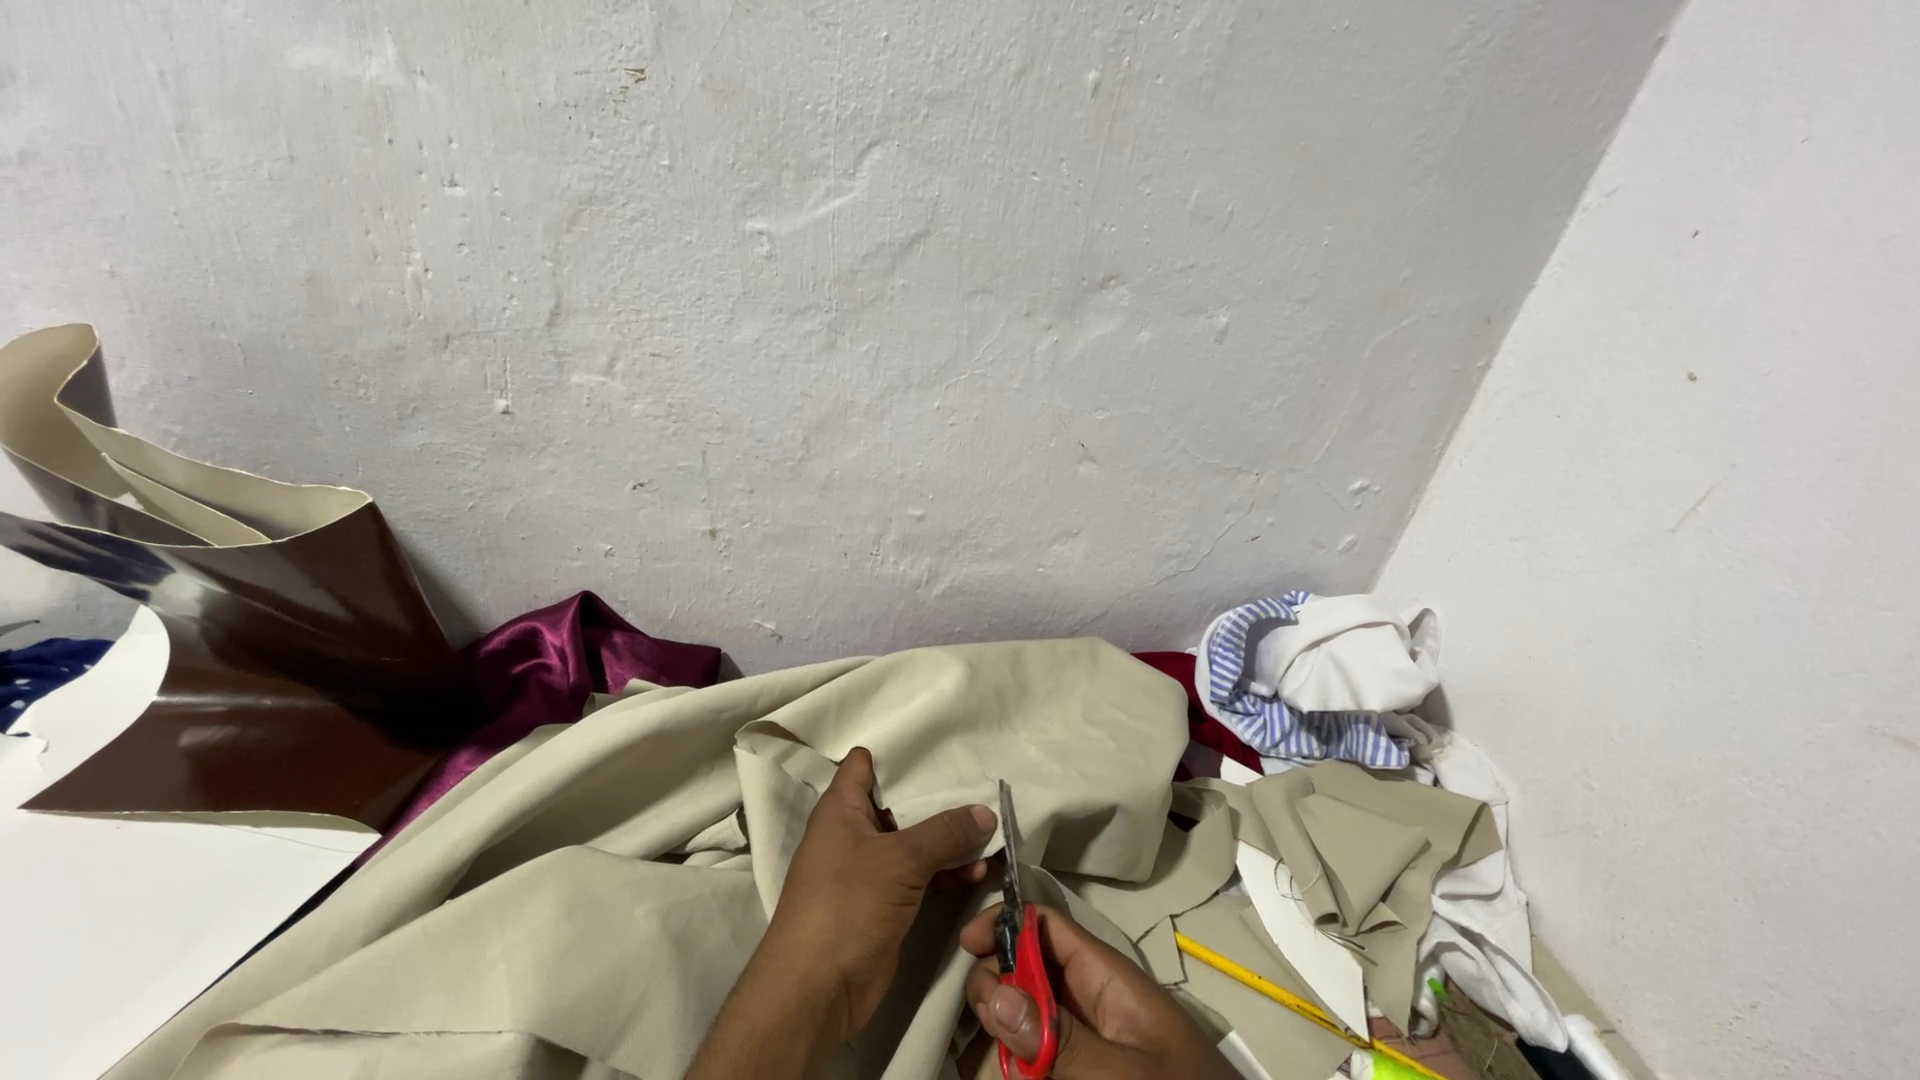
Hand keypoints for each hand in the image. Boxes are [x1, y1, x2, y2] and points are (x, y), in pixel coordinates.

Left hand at [762, 746, 997, 1040]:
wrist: (817, 988)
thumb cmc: (848, 903)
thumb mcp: (900, 859)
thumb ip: (945, 832)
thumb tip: (986, 811)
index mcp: (841, 809)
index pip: (864, 764)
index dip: (896, 752)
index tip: (938, 745)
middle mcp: (852, 834)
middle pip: (898, 804)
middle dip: (937, 797)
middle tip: (980, 785)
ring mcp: (868, 871)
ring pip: (914, 843)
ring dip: (948, 840)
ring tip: (989, 834)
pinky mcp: (883, 904)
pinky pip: (920, 876)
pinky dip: (945, 871)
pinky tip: (978, 871)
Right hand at [961, 903, 1239, 1079]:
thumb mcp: (1127, 1074)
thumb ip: (1062, 1039)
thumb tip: (993, 993)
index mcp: (1109, 979)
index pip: (1050, 926)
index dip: (1007, 923)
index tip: (966, 944)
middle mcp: (1091, 1003)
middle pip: (1028, 972)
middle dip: (994, 987)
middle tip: (976, 1021)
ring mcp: (1085, 1042)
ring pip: (1025, 1019)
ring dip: (997, 1032)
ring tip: (976, 1056)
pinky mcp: (1079, 1072)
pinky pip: (1036, 1058)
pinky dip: (1012, 1064)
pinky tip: (994, 1072)